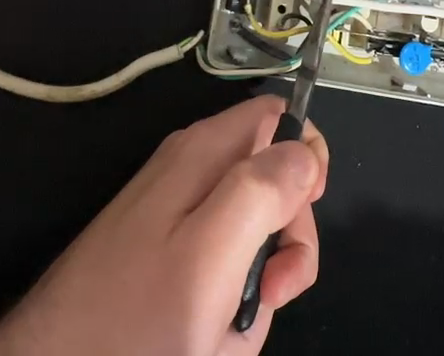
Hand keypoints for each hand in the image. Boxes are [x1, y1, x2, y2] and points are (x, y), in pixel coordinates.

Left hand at [0, 95, 328, 355]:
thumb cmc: (136, 317)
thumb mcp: (210, 256)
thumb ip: (260, 192)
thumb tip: (305, 149)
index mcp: (204, 152)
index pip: (278, 116)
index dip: (307, 156)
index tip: (305, 211)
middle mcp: (192, 168)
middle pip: (274, 176)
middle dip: (288, 234)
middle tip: (271, 288)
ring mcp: (178, 209)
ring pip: (254, 228)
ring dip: (259, 277)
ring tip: (228, 321)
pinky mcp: (168, 247)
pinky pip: (224, 260)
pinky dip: (231, 294)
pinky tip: (210, 327)